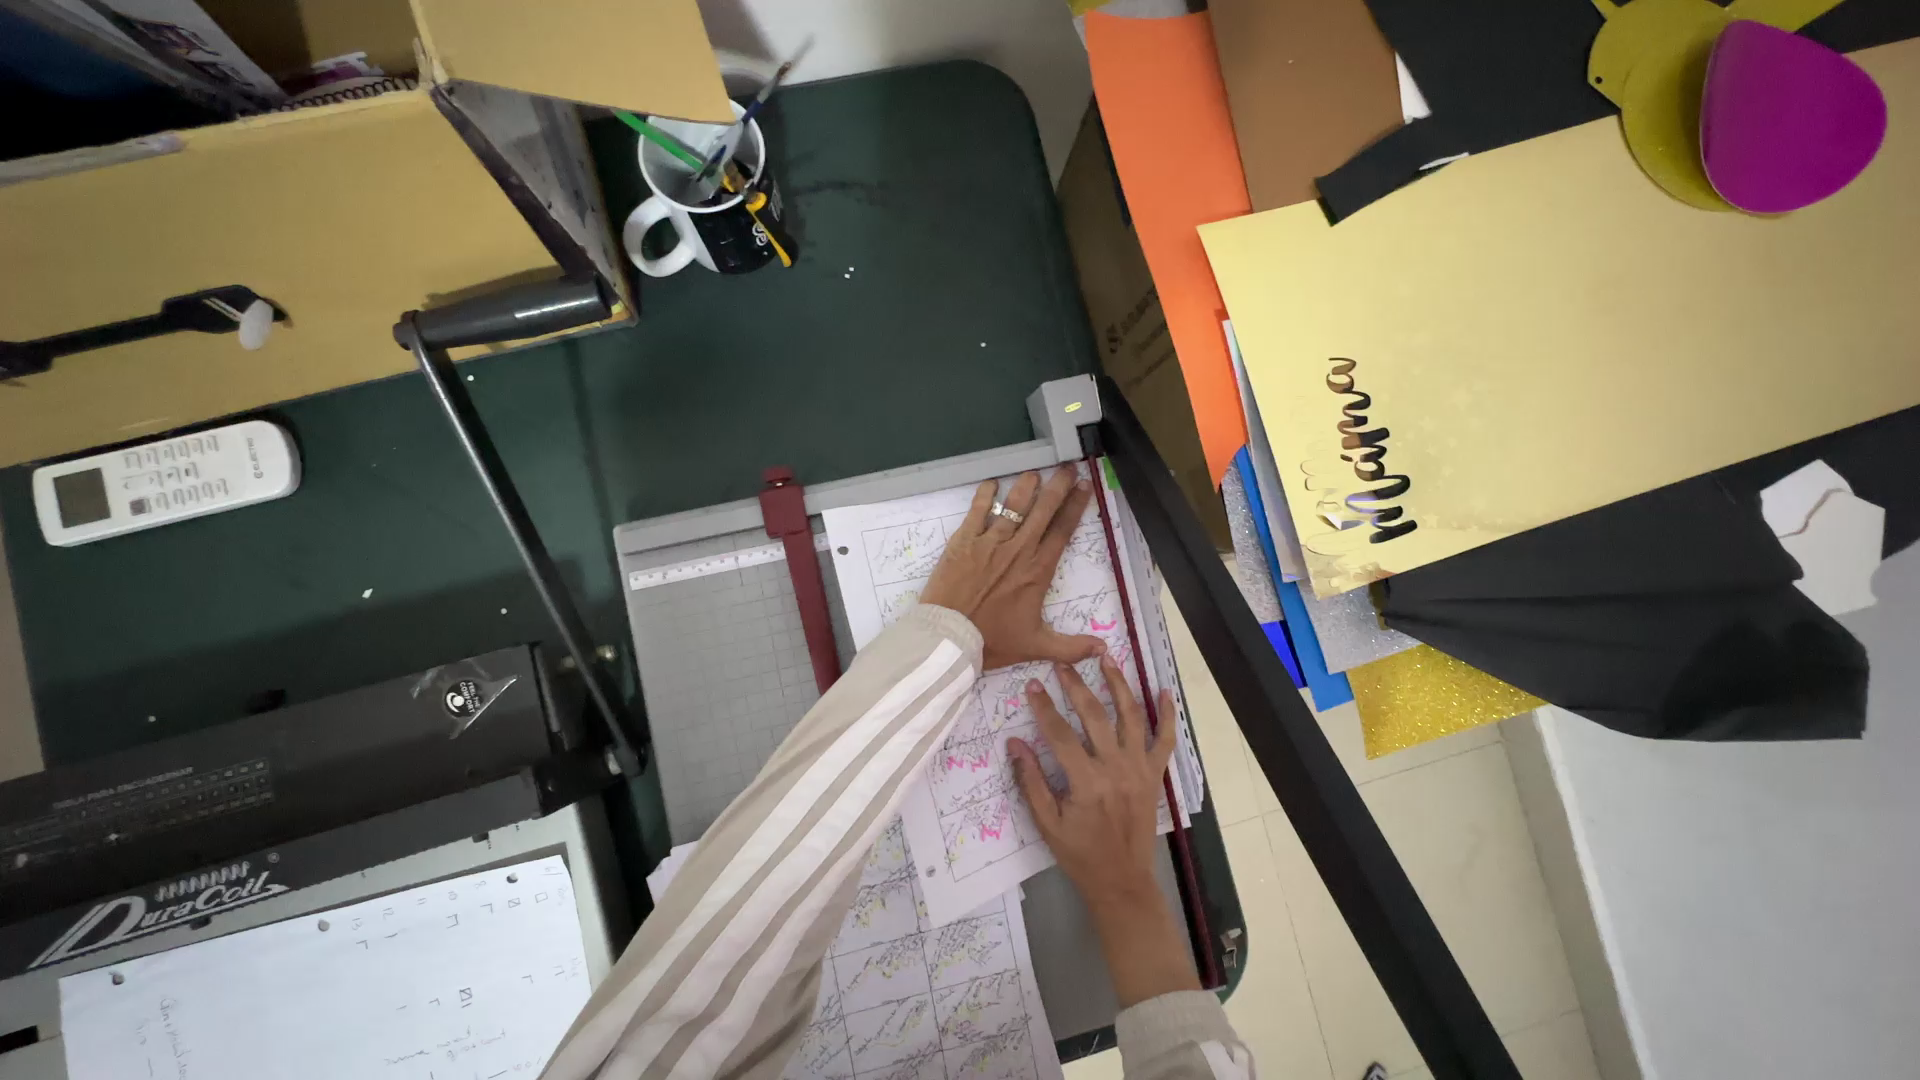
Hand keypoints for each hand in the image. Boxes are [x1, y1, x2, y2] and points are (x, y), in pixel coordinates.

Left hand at [918, 469, 1105, 669]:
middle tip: (1068, 467)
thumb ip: (1071, 647)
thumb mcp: (1036, 646)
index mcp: (1038, 570)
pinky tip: (991, 483)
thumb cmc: (993, 641)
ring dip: (1025, 486)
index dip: (1075, 506)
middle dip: (1058, 486)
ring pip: (1012, 505)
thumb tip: (1104, 651)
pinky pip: (977, 510)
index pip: (1063, 531)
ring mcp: (989, 542)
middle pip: (1043, 510)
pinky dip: (985, 494)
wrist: (950, 637)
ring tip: (1034, 473)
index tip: (1084, 486)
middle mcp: (1018, 549)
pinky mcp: (963, 541)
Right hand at [1009, 657, 1198, 1005]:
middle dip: (1076, 686)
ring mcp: (1139, 769)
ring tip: (1107, 659)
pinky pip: (1165, 740)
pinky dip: (1168, 714)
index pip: (1060, 734)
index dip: (1044, 708)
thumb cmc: (1079, 853)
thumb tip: (1014, 744)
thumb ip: (1031, 781)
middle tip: (1061, 665)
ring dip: (1118, 685)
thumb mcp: (1046, 822)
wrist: (1121, 881)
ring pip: (1131, 717)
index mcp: (1086, 782)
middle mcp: (1115, 769)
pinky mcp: (1154, 775)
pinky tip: (1164, 690)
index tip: (1033, 685)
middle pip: (1095, 716)